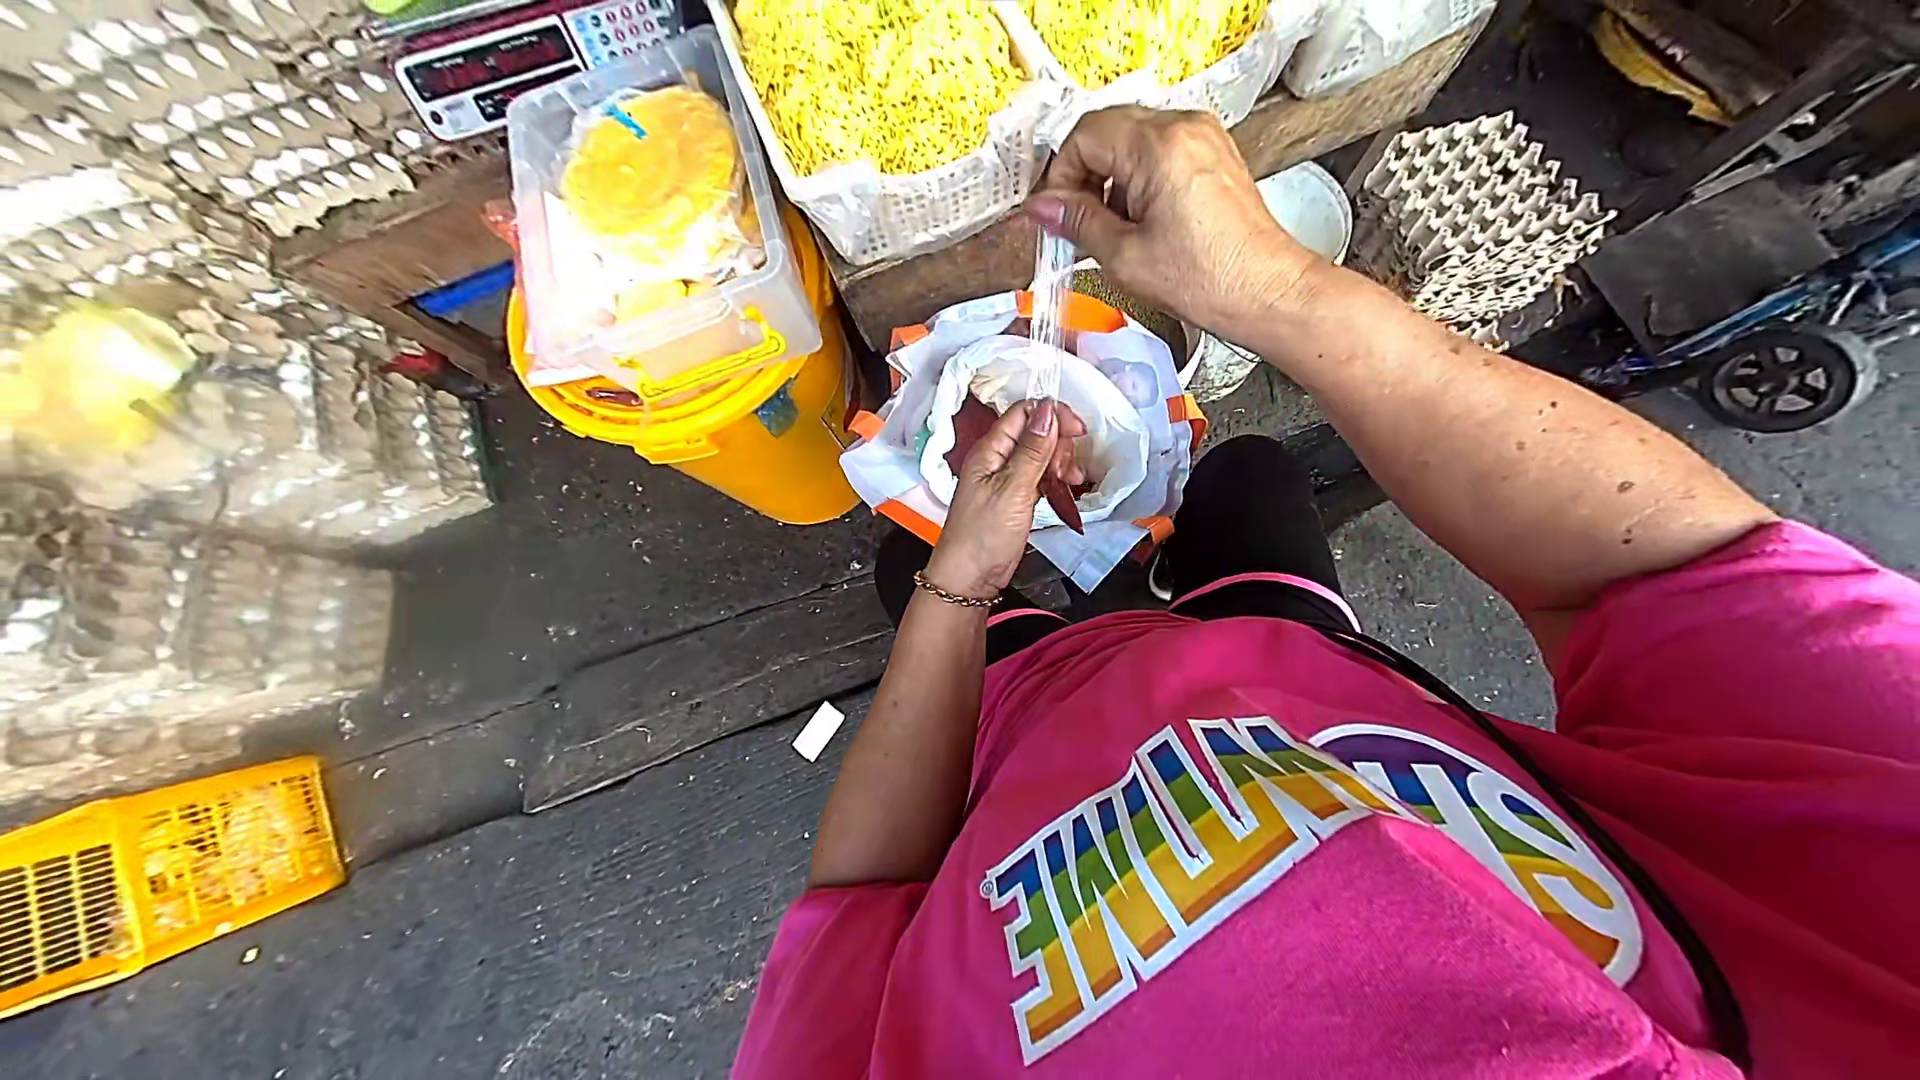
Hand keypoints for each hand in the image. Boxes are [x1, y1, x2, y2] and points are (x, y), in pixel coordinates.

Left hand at [926, 399, 1085, 598]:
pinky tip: (1066, 487)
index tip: (1077, 430)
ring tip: (1070, 479)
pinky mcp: (1015, 497)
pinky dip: (1054, 478)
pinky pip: (1039, 476)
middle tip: (1068, 465)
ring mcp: (1006, 479)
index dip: (1051, 415)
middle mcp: (996, 459)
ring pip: (1040, 454)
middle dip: (1059, 441)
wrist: (970, 578)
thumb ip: (1032, 450)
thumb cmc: (983, 535)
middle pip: (1034, 431)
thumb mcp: (1012, 489)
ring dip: (1060, 461)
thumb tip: (1046, 411)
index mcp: (989, 450)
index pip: (1023, 413)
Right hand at [1023, 107, 1325, 335]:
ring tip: (1107, 231)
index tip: (1053, 211)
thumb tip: (1043, 208)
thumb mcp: (1123, 256)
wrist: (1262, 290)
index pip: (1084, 136)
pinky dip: (1134, 183)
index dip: (1059, 176)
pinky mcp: (1210, 155)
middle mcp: (1183, 128)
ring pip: (1130, 143)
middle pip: (1106, 132)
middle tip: (1072, 222)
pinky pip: (1157, 154)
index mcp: (1158, 147)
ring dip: (1108, 183)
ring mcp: (1201, 138)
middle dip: (1081, 178)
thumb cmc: (1209, 278)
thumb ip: (1077, 223)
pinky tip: (1133, 224)